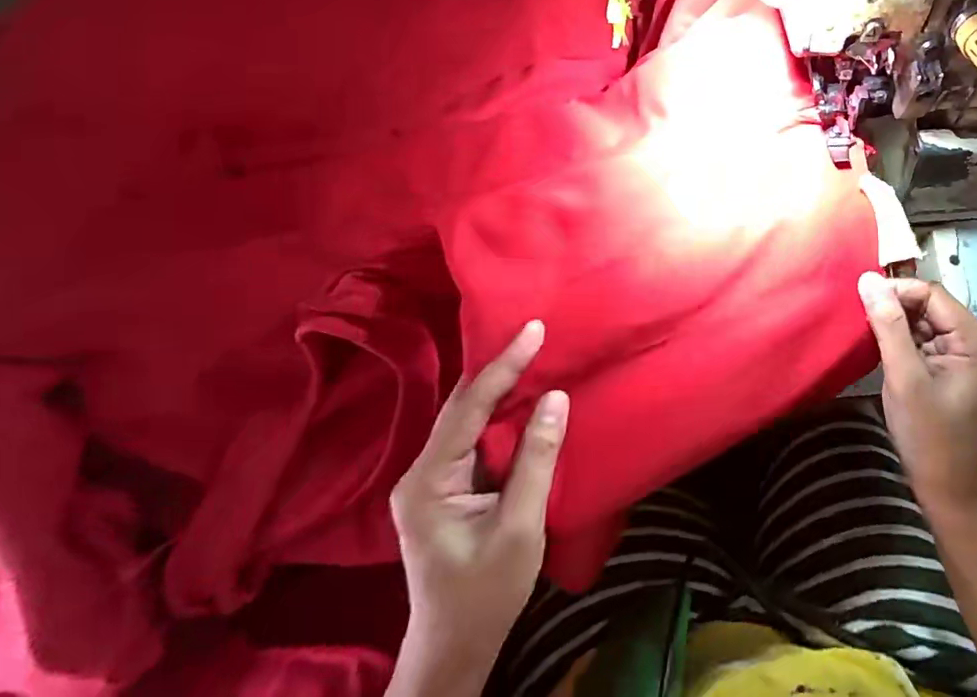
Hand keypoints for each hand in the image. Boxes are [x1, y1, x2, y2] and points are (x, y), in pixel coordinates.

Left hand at [387, 322, 568, 696]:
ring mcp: (430, 480)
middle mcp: (420, 472)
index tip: (534, 329)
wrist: (454, 648)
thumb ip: (536, 460)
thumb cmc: (486, 594)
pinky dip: (498, 414)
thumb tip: (556, 398)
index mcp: (428, 481)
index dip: (504, 365)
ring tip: (532, 353)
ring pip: (467, 419)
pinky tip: (521, 398)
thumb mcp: (520, 527)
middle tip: (534, 331)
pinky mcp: (444, 489)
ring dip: (499, 388)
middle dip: (498, 368)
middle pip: (461, 407)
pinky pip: (473, 438)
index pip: (469, 408)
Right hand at [858, 272, 976, 512]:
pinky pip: (932, 342)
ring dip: (902, 327)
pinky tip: (891, 354)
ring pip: (930, 323)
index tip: (863, 301)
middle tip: (865, 322)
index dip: (898, 292)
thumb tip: (868, 279)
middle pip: (934, 307)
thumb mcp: (904, 378)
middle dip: (898, 310)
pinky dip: (909, 343)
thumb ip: (888, 325)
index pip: (934, 295)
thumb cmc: (928, 438)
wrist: (949, 492)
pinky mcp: (963, 371)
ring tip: (874, 338)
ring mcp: (975, 359)